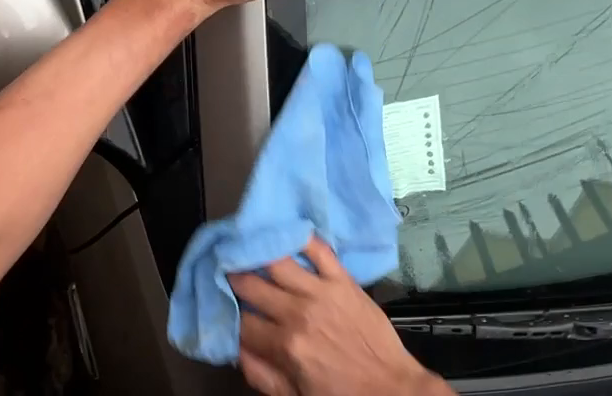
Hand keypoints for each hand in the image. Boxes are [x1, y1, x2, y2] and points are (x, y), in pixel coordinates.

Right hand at [230, 239, 449, 395]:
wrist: (393, 391)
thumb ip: (262, 376)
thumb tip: (234, 348)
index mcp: (285, 347)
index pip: (241, 321)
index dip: (224, 311)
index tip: (218, 302)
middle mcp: (298, 313)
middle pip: (251, 285)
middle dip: (232, 276)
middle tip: (223, 268)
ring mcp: (321, 291)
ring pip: (276, 260)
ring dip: (256, 252)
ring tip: (245, 246)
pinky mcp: (342, 280)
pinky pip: (317, 249)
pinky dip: (299, 237)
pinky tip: (284, 232)